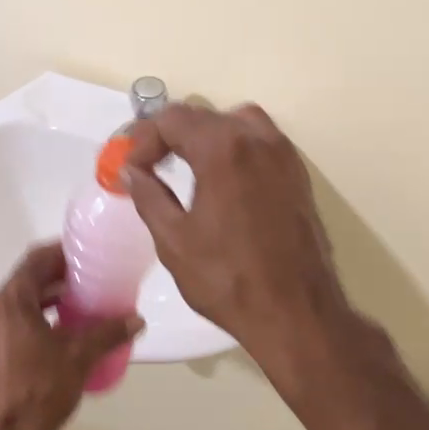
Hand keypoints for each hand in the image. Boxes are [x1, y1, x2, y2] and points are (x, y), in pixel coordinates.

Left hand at [0, 244, 142, 429]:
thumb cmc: (38, 394)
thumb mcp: (78, 360)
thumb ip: (107, 333)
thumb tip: (136, 319)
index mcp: (8, 303)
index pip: (35, 261)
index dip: (60, 252)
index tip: (83, 253)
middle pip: (22, 283)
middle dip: (54, 281)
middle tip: (85, 283)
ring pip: (11, 307)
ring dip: (40, 304)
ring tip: (72, 311)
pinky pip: (2, 327)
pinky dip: (25, 324)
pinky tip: (47, 340)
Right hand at [121, 103, 348, 355]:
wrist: (296, 312)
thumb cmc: (227, 279)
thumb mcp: (174, 241)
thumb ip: (148, 196)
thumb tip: (131, 171)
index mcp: (223, 149)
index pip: (172, 119)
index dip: (142, 139)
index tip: (129, 169)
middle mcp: (258, 139)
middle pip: (203, 116)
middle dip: (169, 136)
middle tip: (147, 166)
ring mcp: (284, 156)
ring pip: (236, 123)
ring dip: (205, 137)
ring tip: (184, 167)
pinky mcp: (299, 176)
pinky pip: (261, 143)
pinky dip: (234, 149)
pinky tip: (221, 182)